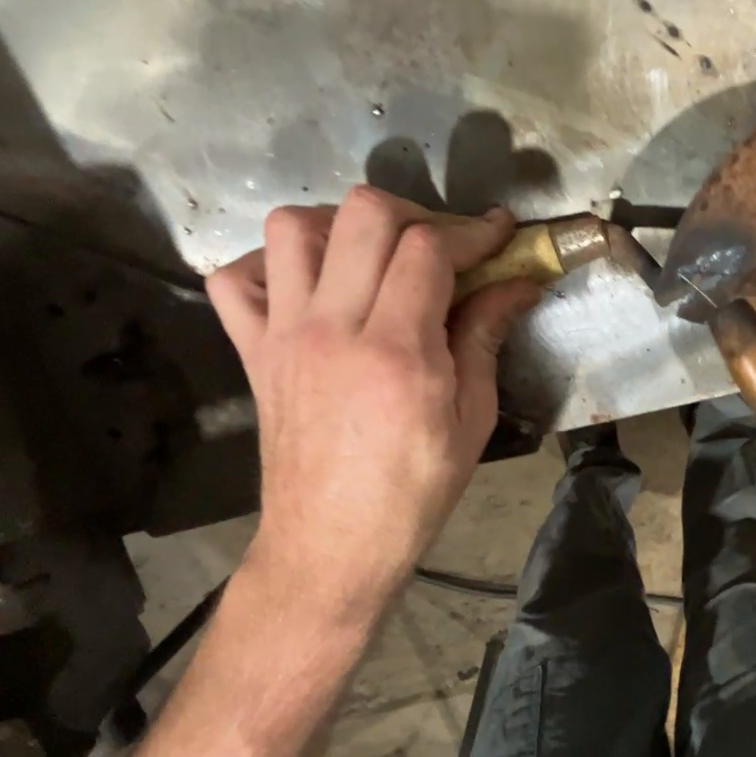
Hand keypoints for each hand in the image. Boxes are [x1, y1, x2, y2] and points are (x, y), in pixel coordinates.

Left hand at [206, 186, 543, 622]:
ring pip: (294, 227)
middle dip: (417, 214)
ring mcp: (282, 334)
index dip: (474, 230)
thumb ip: (485, 337)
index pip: (429, 249)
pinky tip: (313, 286)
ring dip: (344, 225)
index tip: (502, 233)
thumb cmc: (416, 489)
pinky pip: (238, 278)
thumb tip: (518, 284)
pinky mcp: (252, 350)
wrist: (333, 542)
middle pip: (363, 215)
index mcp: (396, 351)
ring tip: (378, 257)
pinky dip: (274, 264)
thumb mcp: (472, 417)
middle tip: (445, 246)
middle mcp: (331, 328)